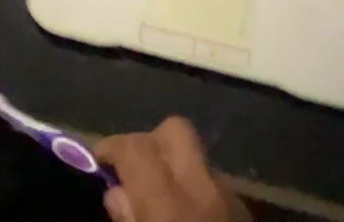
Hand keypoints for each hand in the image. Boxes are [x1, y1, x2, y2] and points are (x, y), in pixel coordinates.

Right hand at [96, 118, 250, 221]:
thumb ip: (129, 219)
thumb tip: (117, 192)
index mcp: (169, 205)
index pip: (137, 146)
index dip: (112, 147)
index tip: (97, 161)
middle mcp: (202, 189)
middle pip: (175, 130)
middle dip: (148, 140)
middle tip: (130, 171)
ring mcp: (230, 196)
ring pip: (197, 156)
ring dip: (174, 166)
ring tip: (157, 194)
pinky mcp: (246, 209)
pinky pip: (214, 182)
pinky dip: (195, 187)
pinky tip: (187, 212)